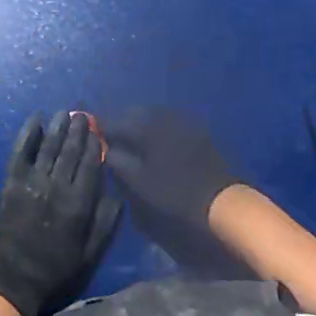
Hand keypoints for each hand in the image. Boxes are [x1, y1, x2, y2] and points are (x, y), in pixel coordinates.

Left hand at [0, 111, 120, 315]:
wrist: (13, 276)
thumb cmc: (56, 270)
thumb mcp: (90, 254)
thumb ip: (105, 224)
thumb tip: (117, 196)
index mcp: (78, 205)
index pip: (90, 167)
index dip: (94, 147)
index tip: (98, 131)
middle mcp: (56, 187)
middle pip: (69, 152)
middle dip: (77, 131)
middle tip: (82, 114)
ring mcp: (31, 181)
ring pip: (48, 147)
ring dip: (57, 128)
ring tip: (64, 113)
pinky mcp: (11, 181)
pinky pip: (20, 151)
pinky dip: (28, 134)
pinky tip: (35, 120)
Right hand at [105, 107, 240, 258]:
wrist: (225, 201)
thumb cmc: (175, 191)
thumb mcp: (138, 181)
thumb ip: (116, 160)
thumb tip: (104, 148)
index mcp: (144, 125)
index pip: (111, 121)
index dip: (98, 129)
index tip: (90, 137)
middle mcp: (161, 115)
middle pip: (131, 114)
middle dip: (119, 125)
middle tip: (110, 142)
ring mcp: (181, 121)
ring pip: (149, 117)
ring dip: (137, 127)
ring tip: (131, 145)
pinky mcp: (196, 131)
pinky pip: (166, 124)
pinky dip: (155, 131)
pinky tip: (154, 146)